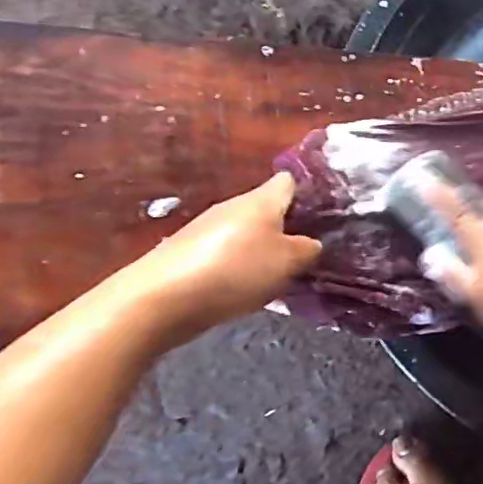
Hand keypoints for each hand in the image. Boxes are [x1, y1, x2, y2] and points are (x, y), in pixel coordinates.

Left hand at [121, 173, 322, 337]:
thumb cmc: (234, 270)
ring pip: (246, 233)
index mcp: (261, 199)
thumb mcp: (290, 262)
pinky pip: (225, 254)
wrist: (155, 302)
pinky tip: (244, 288)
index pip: (290, 181)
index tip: (327, 213)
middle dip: (289, 227)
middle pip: (268, 209)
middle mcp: (232, 207)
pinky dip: (238, 267)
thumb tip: (310, 244)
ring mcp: (205, 231)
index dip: (310, 193)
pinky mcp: (186, 255)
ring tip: (280, 274)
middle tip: (309, 251)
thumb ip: (309, 249)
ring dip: (263, 249)